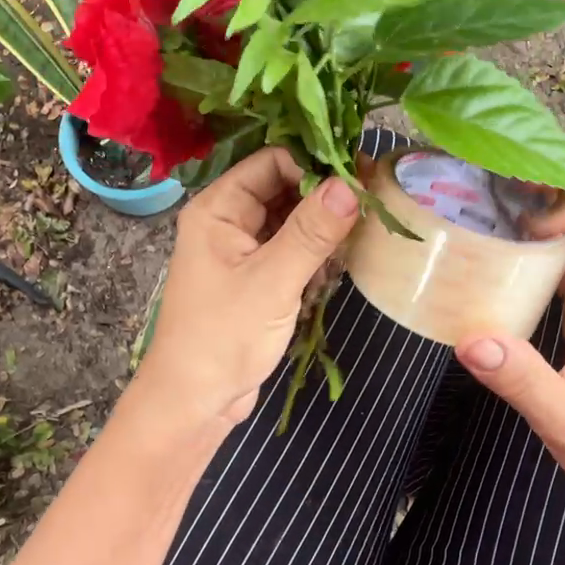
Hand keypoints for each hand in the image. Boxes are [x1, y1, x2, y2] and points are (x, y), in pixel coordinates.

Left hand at [133, 148, 359, 426]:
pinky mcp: (256, 276)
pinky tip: (333, 270)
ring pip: (292, 219)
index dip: (315, 164)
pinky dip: (314, 255)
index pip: (272, 161)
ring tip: (356, 240)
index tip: (360, 177)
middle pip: (285, 187)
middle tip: (370, 205)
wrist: (194, 403)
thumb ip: (312, 232)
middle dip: (324, 197)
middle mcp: (228, 220)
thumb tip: (351, 184)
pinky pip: (291, 249)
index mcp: (218, 208)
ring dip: (322, 229)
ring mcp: (242, 249)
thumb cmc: (223, 337)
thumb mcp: (272, 282)